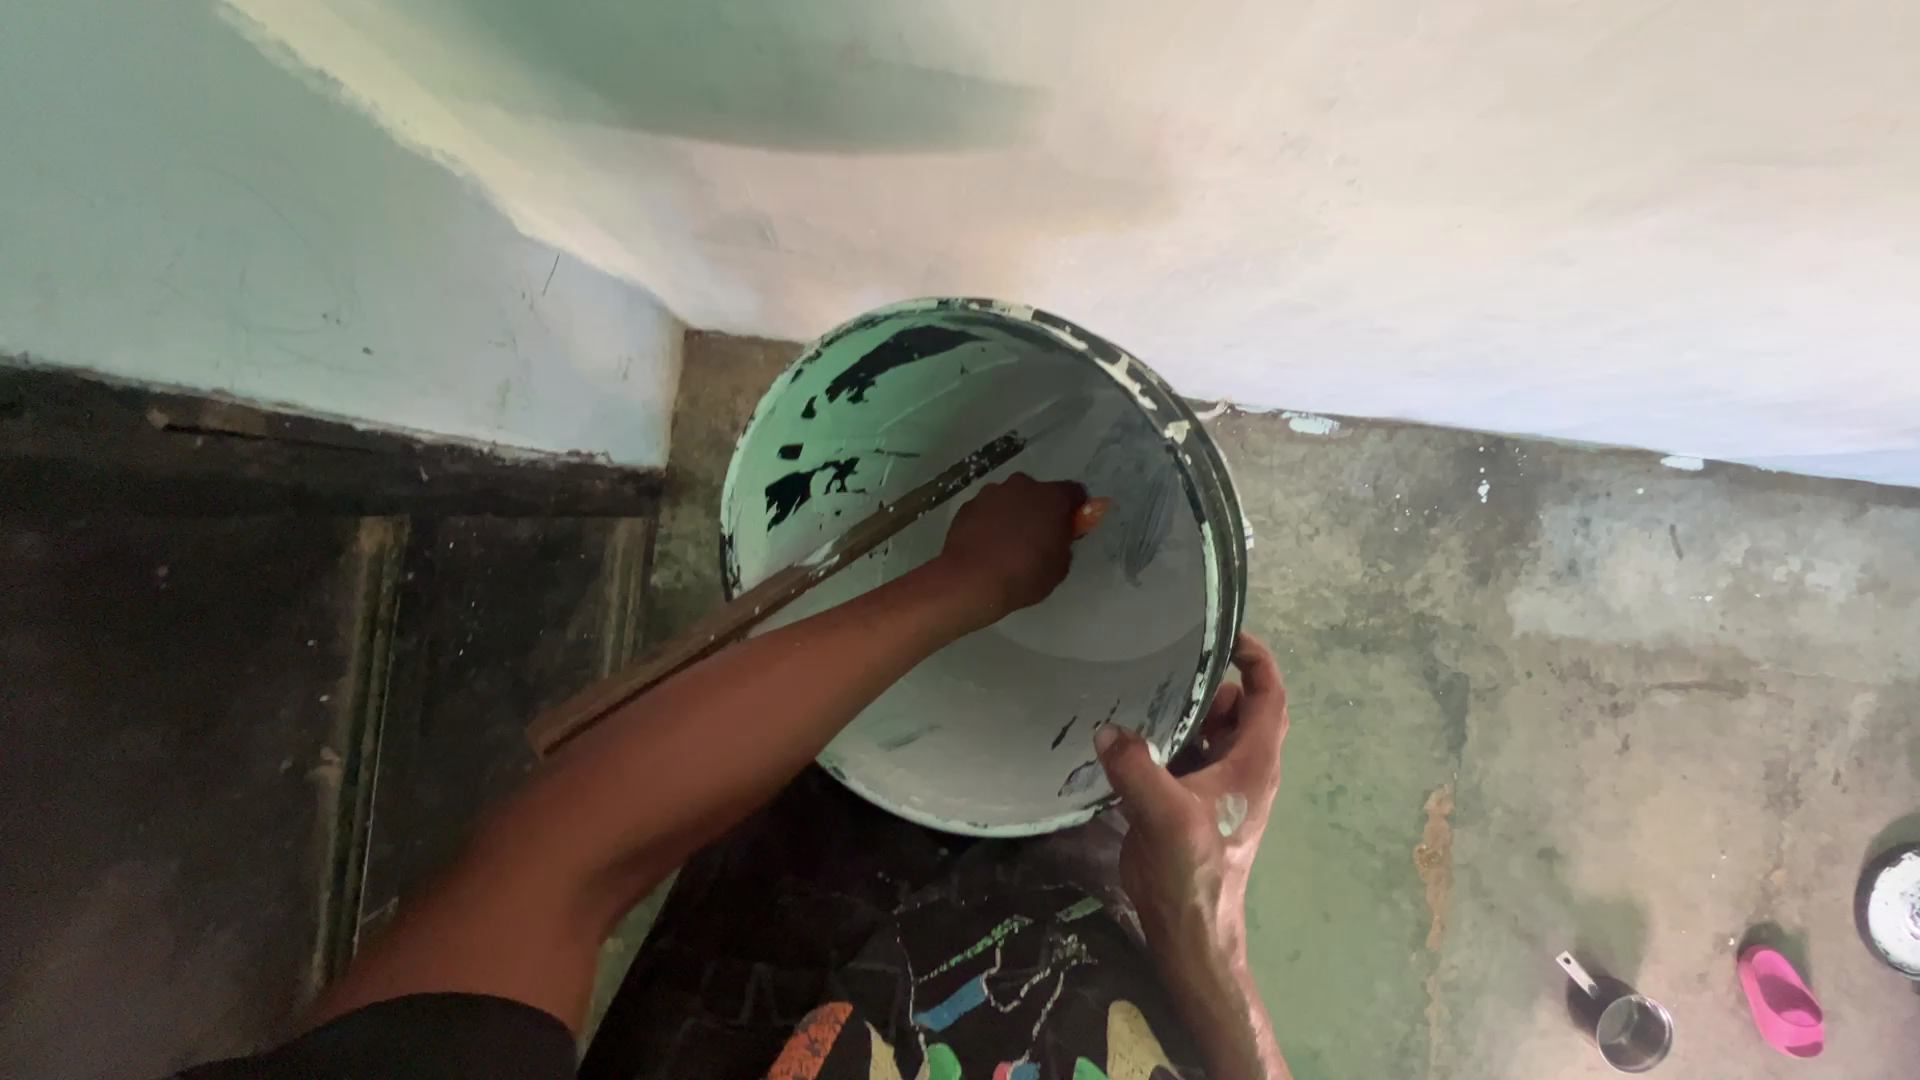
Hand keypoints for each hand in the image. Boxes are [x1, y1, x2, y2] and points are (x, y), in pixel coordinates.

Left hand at [935, 473, 1087, 620]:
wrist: (971, 580)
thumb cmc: (1024, 575)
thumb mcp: (1060, 566)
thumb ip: (1065, 541)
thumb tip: (1062, 531)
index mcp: (1052, 497)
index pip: (1074, 493)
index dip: (1075, 510)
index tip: (1069, 529)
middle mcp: (1022, 485)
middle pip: (1039, 493)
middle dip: (1040, 510)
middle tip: (1037, 539)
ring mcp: (992, 492)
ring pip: (1010, 499)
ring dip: (1013, 513)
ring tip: (1007, 544)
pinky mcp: (968, 505)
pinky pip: (987, 510)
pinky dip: (990, 521)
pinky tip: (986, 545)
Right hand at [1095, 633, 1288, 958]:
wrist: (1187, 929)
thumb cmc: (1195, 873)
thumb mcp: (1169, 817)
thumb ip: (1138, 768)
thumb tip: (1106, 729)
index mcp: (1253, 762)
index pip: (1268, 695)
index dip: (1255, 658)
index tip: (1223, 632)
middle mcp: (1239, 765)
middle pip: (1233, 705)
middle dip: (1204, 680)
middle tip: (1160, 658)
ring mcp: (1211, 782)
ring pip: (1203, 727)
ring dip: (1178, 707)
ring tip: (1136, 685)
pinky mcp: (1183, 797)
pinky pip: (1177, 750)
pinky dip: (1158, 734)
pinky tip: (1122, 728)